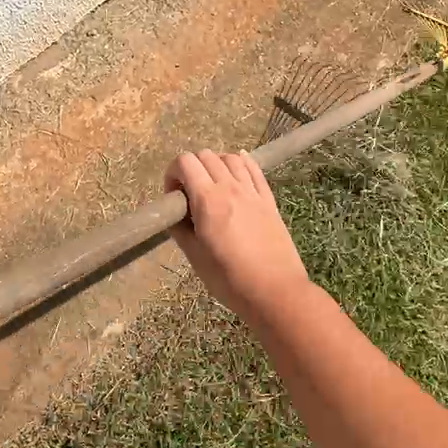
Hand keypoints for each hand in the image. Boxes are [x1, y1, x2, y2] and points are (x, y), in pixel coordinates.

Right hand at [164, 149, 311, 322]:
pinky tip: (237, 168)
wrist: (275, 291)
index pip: (185, 162)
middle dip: (191, 168)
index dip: (173, 173)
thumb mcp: (195, 258)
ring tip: (212, 185)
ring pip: (230, 158)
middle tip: (189, 193)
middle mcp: (229, 187)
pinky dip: (241, 162)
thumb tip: (175, 214)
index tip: (173, 195)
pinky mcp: (268, 199)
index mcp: (207, 200)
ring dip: (216, 164)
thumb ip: (181, 230)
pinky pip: (254, 169)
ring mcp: (252, 191)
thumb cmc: (230, 279)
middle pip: (206, 155)